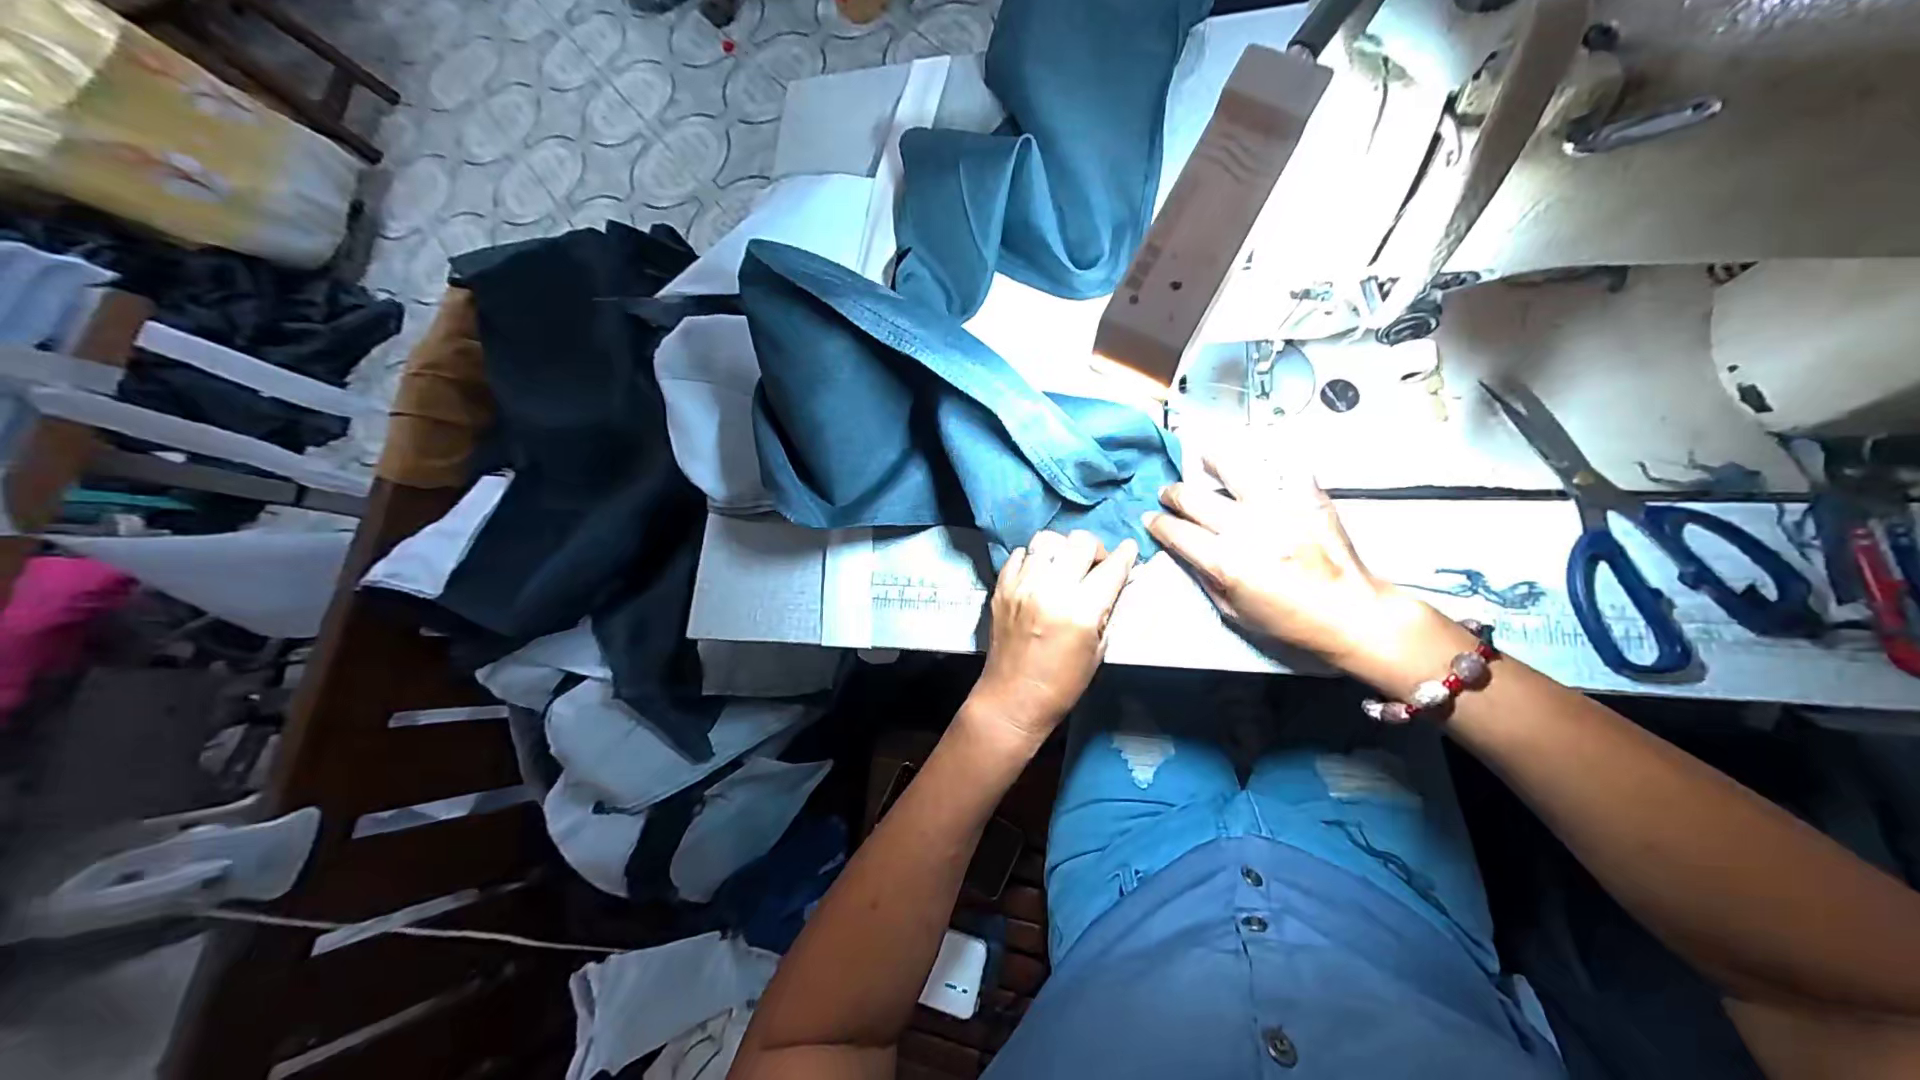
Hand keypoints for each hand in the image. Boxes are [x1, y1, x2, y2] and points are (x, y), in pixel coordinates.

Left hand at [967, 530, 1137, 746]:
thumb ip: (1106, 610)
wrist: (1012, 699)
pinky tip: (1039, 573)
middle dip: (1094, 549)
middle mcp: (1050, 590)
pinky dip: (1033, 558)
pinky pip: (1020, 554)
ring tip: (1064, 566)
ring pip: (1047, 540)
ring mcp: (1022, 586)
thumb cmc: (1062, 684)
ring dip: (1062, 550)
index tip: (1128, 551)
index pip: (1110, 567)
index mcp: (1080, 610)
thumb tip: (1114, 580)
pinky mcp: (1001, 588)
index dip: (1125, 556)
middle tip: (1094, 565)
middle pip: (1080, 542)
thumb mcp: (1098, 650)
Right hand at [1144, 450, 1463, 684]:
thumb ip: (1205, 576)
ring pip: (1235, 469)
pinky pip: (1283, 467)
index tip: (1150, 518)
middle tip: (1168, 493)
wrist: (1351, 613)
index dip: (1158, 523)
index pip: (1178, 532)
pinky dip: (1266, 461)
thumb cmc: (1289, 622)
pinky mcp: (1308, 498)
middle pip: (1196, 498)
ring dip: (1213, 460)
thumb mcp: (1234, 611)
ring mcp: (1280, 508)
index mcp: (1227, 562)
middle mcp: (1248, 529)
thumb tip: (1184, 550)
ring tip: (1203, 455)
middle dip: (1174, 494)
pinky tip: (1255, 459)